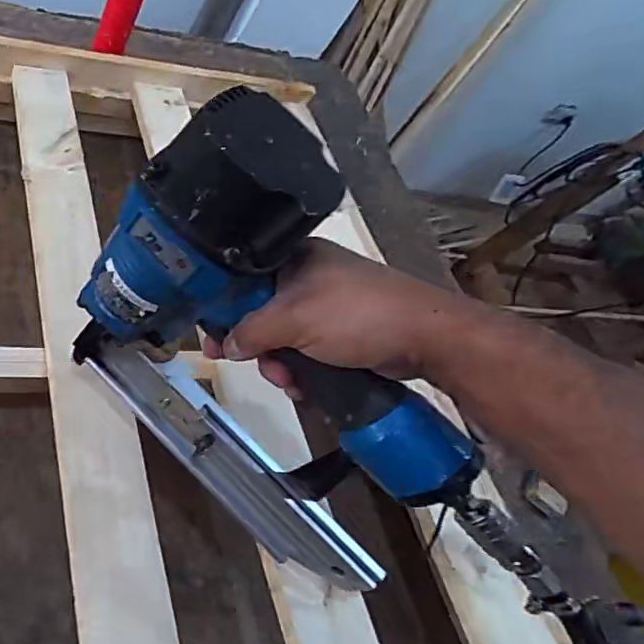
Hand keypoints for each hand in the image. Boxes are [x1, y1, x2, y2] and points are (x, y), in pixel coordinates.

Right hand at [201, 238, 495, 393]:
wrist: (430, 340)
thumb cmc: (358, 315)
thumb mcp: (291, 320)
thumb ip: (249, 332)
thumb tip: (227, 346)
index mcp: (294, 259)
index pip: (240, 280)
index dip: (221, 309)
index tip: (212, 337)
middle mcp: (307, 278)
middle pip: (256, 314)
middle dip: (253, 346)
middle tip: (247, 363)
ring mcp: (324, 307)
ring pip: (277, 338)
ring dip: (276, 364)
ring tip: (288, 379)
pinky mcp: (339, 332)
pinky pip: (301, 351)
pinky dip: (297, 370)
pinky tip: (303, 384)